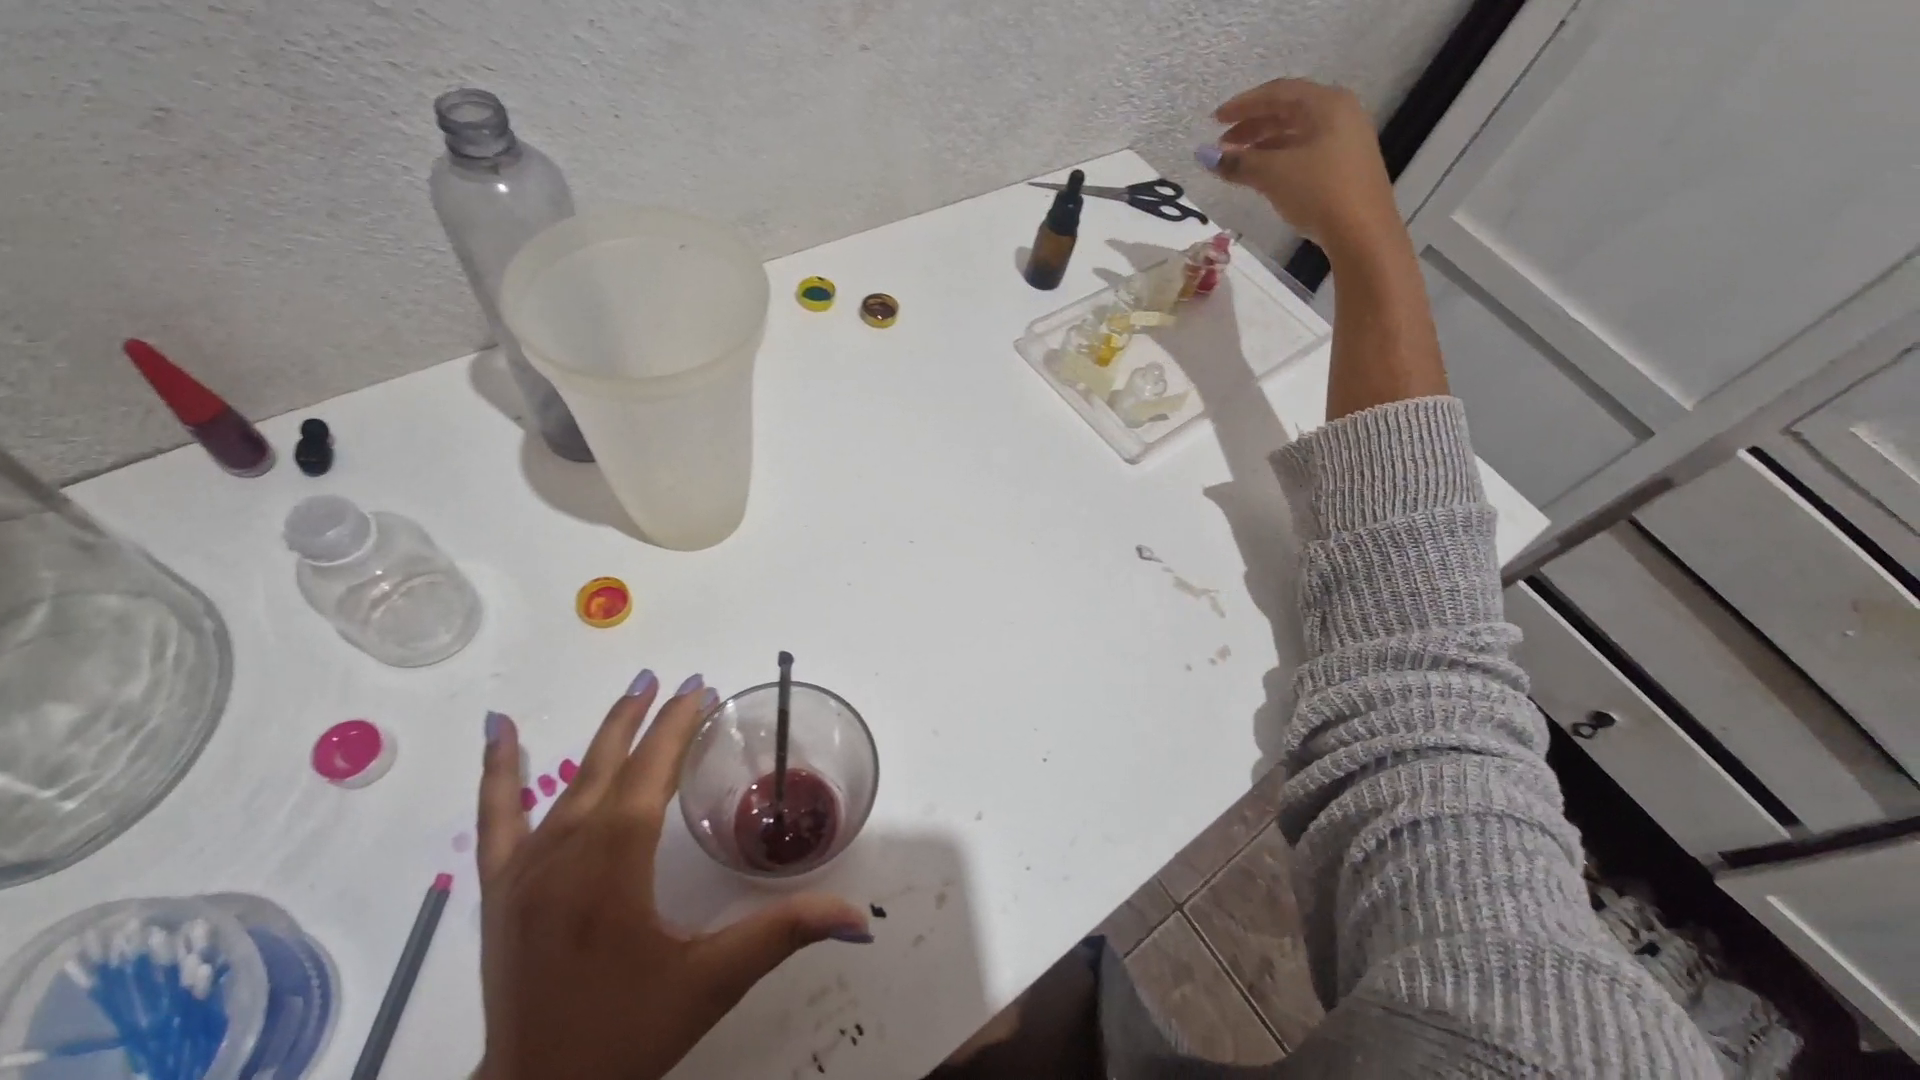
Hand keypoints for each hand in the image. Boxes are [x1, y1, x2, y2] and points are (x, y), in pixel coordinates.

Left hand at [475, 674, 872, 1079]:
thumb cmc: (630, 1030)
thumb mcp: (713, 980)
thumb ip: (783, 933)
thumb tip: (858, 913)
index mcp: (614, 867)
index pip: (649, 774)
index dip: (676, 727)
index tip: (702, 691)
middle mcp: (565, 853)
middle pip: (611, 766)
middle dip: (648, 719)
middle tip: (680, 682)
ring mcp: (525, 867)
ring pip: (567, 782)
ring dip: (605, 735)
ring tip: (634, 692)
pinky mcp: (501, 886)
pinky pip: (497, 814)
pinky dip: (500, 768)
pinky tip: (499, 728)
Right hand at [1204, 79, 1399, 254]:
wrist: (1362, 233)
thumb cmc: (1318, 191)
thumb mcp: (1273, 174)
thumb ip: (1237, 162)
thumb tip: (1203, 155)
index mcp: (1326, 103)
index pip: (1277, 92)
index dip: (1242, 105)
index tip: (1215, 121)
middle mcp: (1340, 113)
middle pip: (1287, 110)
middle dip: (1251, 126)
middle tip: (1223, 145)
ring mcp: (1346, 139)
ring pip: (1296, 132)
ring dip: (1263, 144)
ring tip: (1237, 163)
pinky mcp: (1346, 165)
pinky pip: (1306, 150)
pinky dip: (1280, 157)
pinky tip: (1263, 175)